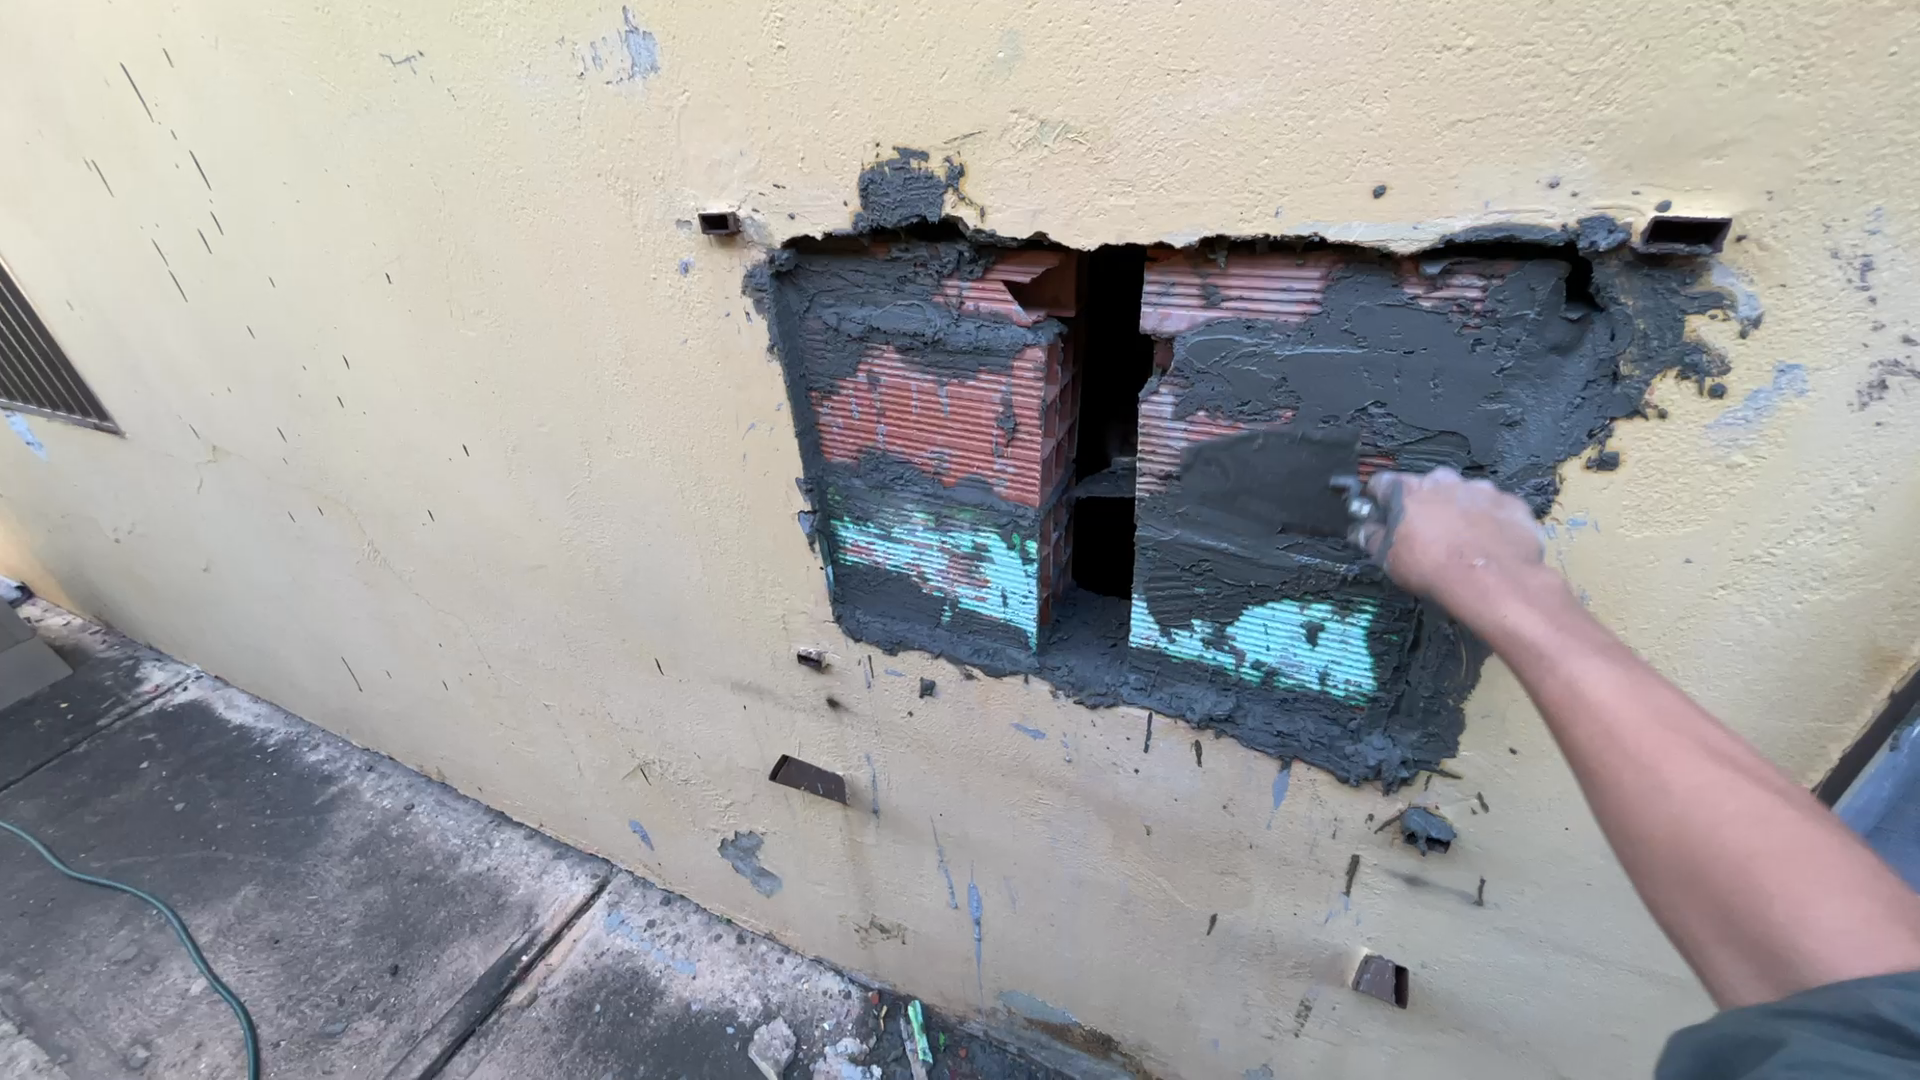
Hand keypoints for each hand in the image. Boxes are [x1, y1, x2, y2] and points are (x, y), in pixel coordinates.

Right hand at [1351, 467, 1546, 608]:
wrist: (1492, 579)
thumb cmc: (1429, 566)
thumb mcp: (1387, 557)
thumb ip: (1370, 537)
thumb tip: (1360, 528)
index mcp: (1406, 490)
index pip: (1380, 482)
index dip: (1377, 497)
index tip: (1378, 512)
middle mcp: (1443, 480)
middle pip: (1426, 484)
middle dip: (1423, 500)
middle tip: (1424, 528)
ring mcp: (1482, 489)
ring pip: (1463, 492)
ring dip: (1458, 507)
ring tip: (1461, 536)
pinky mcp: (1512, 503)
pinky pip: (1495, 506)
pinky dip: (1489, 518)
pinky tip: (1489, 540)